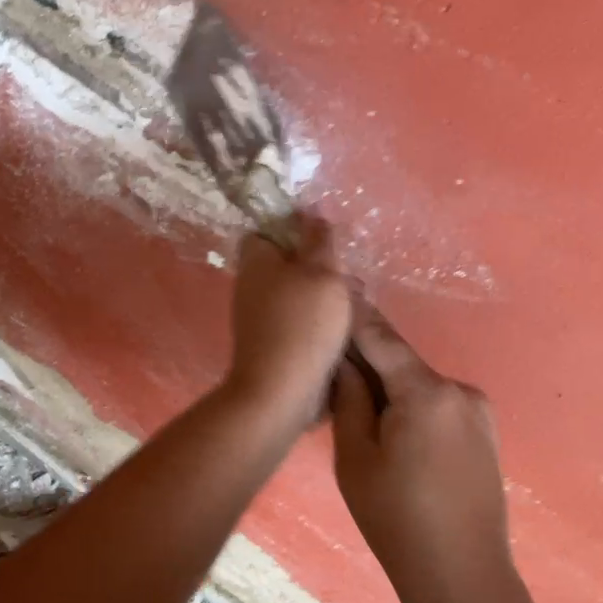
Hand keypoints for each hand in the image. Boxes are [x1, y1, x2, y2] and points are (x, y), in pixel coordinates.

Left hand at [224, 215, 352, 424]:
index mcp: (255, 261)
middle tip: (348, 275)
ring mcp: (256, 318)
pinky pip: (296, 322)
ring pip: (293, 295)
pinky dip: (316, 324)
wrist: (280, 391)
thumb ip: (319, 240)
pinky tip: (342, 331)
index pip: (263, 232)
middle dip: (315, 267)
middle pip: (282, 264)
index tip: (323, 239)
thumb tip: (310, 211)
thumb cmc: (303, 324)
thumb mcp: (321, 272)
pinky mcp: (269, 344)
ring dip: (321, 298)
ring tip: (353, 303)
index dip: (291, 230)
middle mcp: (249, 286)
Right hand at [330, 298, 510, 590]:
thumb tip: (345, 364)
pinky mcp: (484, 435)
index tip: (332, 287)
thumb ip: (350, 400)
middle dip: (365, 359)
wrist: (462, 576)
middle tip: (326, 363)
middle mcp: (459, 391)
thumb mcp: (355, 456)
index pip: (381, 338)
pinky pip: (436, 406)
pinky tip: (387, 429)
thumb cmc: (396, 517)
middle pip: (401, 362)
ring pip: (417, 385)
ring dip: (387, 387)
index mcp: (427, 391)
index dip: (354, 314)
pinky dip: (408, 406)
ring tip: (352, 406)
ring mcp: (478, 413)